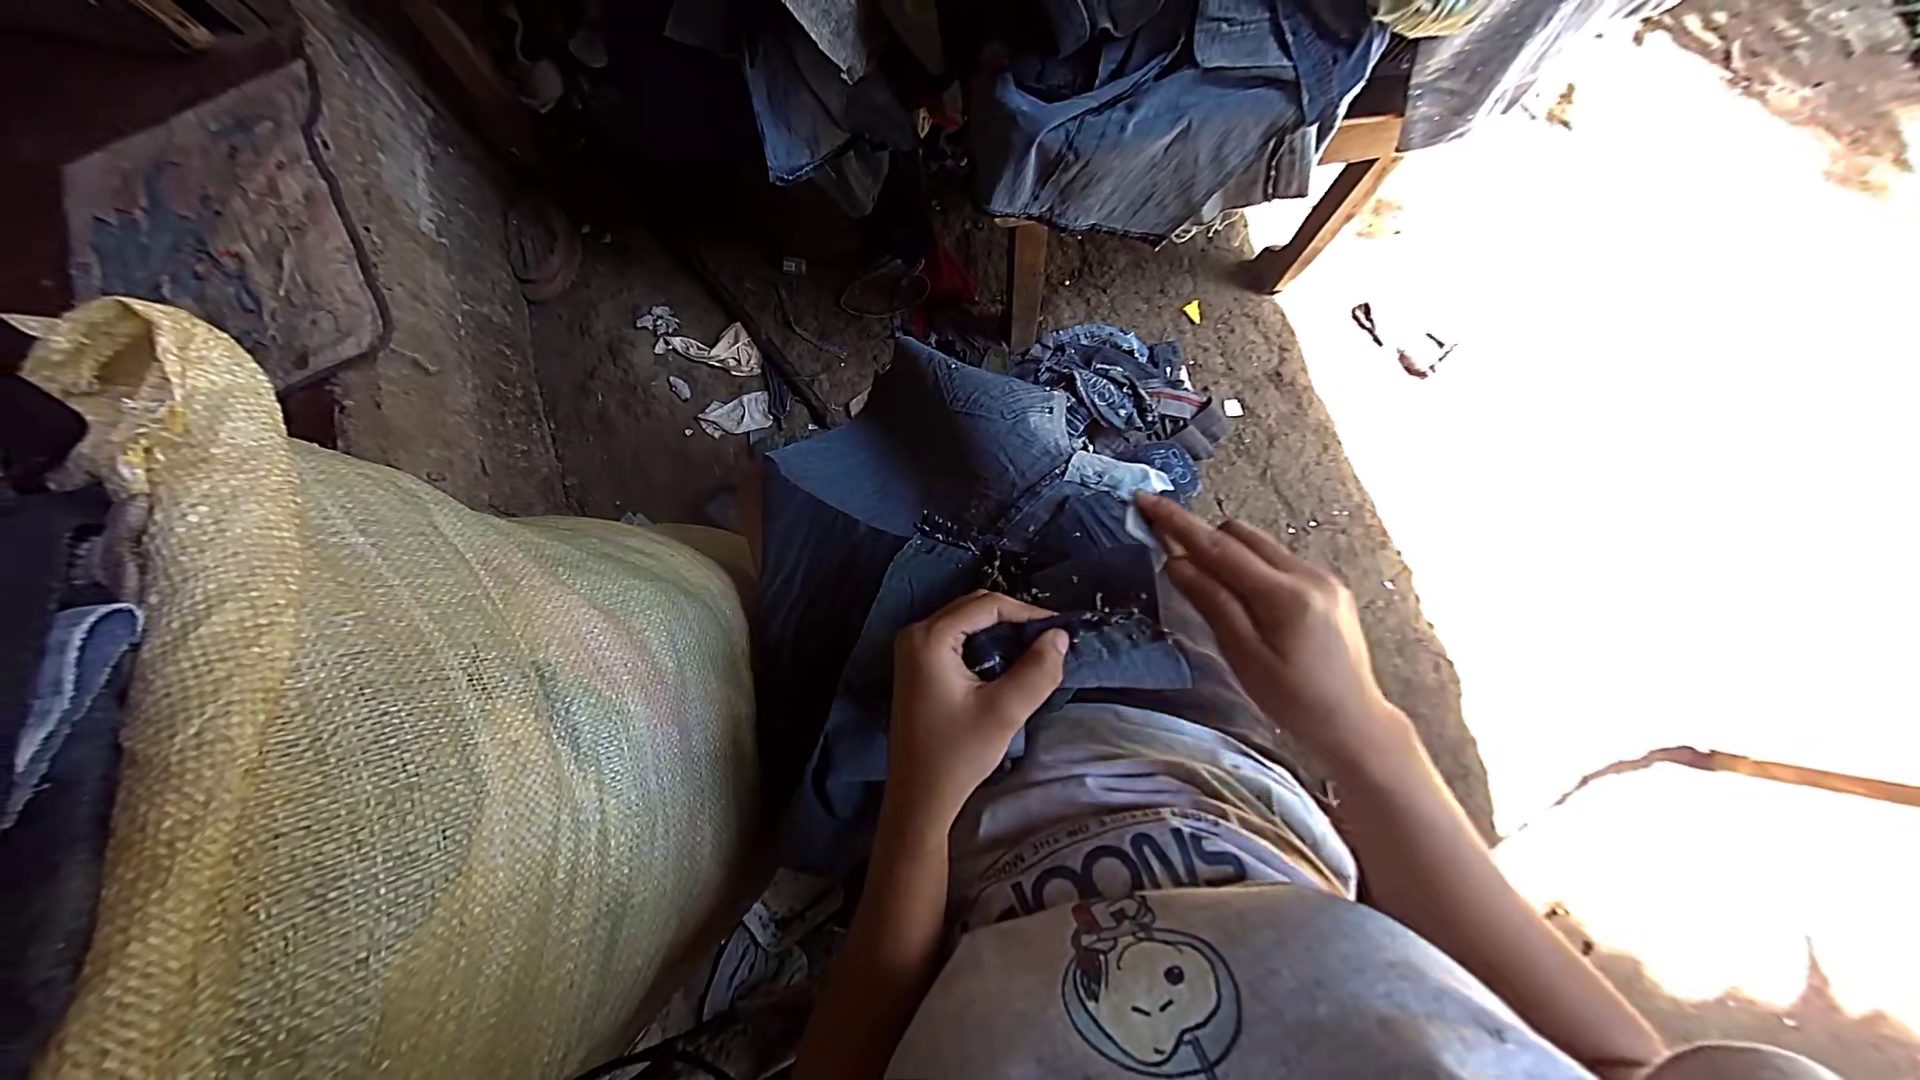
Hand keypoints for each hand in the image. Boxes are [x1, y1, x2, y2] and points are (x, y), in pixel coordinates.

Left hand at [887, 591, 1069, 828]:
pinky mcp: (917, 664)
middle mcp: (916, 633)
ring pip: (967, 621)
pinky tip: (1008, 662)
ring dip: (1001, 631)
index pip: (987, 605)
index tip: (1059, 629)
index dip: (1027, 612)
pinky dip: (985, 643)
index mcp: (929, 637)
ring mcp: (913, 649)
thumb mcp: (1004, 711)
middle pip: (974, 607)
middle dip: (1014, 619)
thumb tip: (1059, 637)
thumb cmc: (957, 754)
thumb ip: (1037, 670)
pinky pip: (957, 638)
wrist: (919, 796)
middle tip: (1049, 640)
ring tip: (1035, 651)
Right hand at [1135, 494, 1408, 769]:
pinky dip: (1248, 566)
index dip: (1177, 523)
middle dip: (1202, 539)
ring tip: (1209, 587)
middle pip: (1239, 534)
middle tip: (1173, 561)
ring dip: (1225, 553)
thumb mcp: (1243, 656)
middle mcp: (1308, 574)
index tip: (1147, 501)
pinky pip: (1275, 559)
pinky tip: (1243, 599)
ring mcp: (1322, 576)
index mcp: (1285, 595)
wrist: (1355, 722)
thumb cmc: (1293, 700)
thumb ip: (1211, 603)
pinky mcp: (1327, 585)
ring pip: (1257, 543)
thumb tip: (1175, 562)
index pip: (1219, 547)